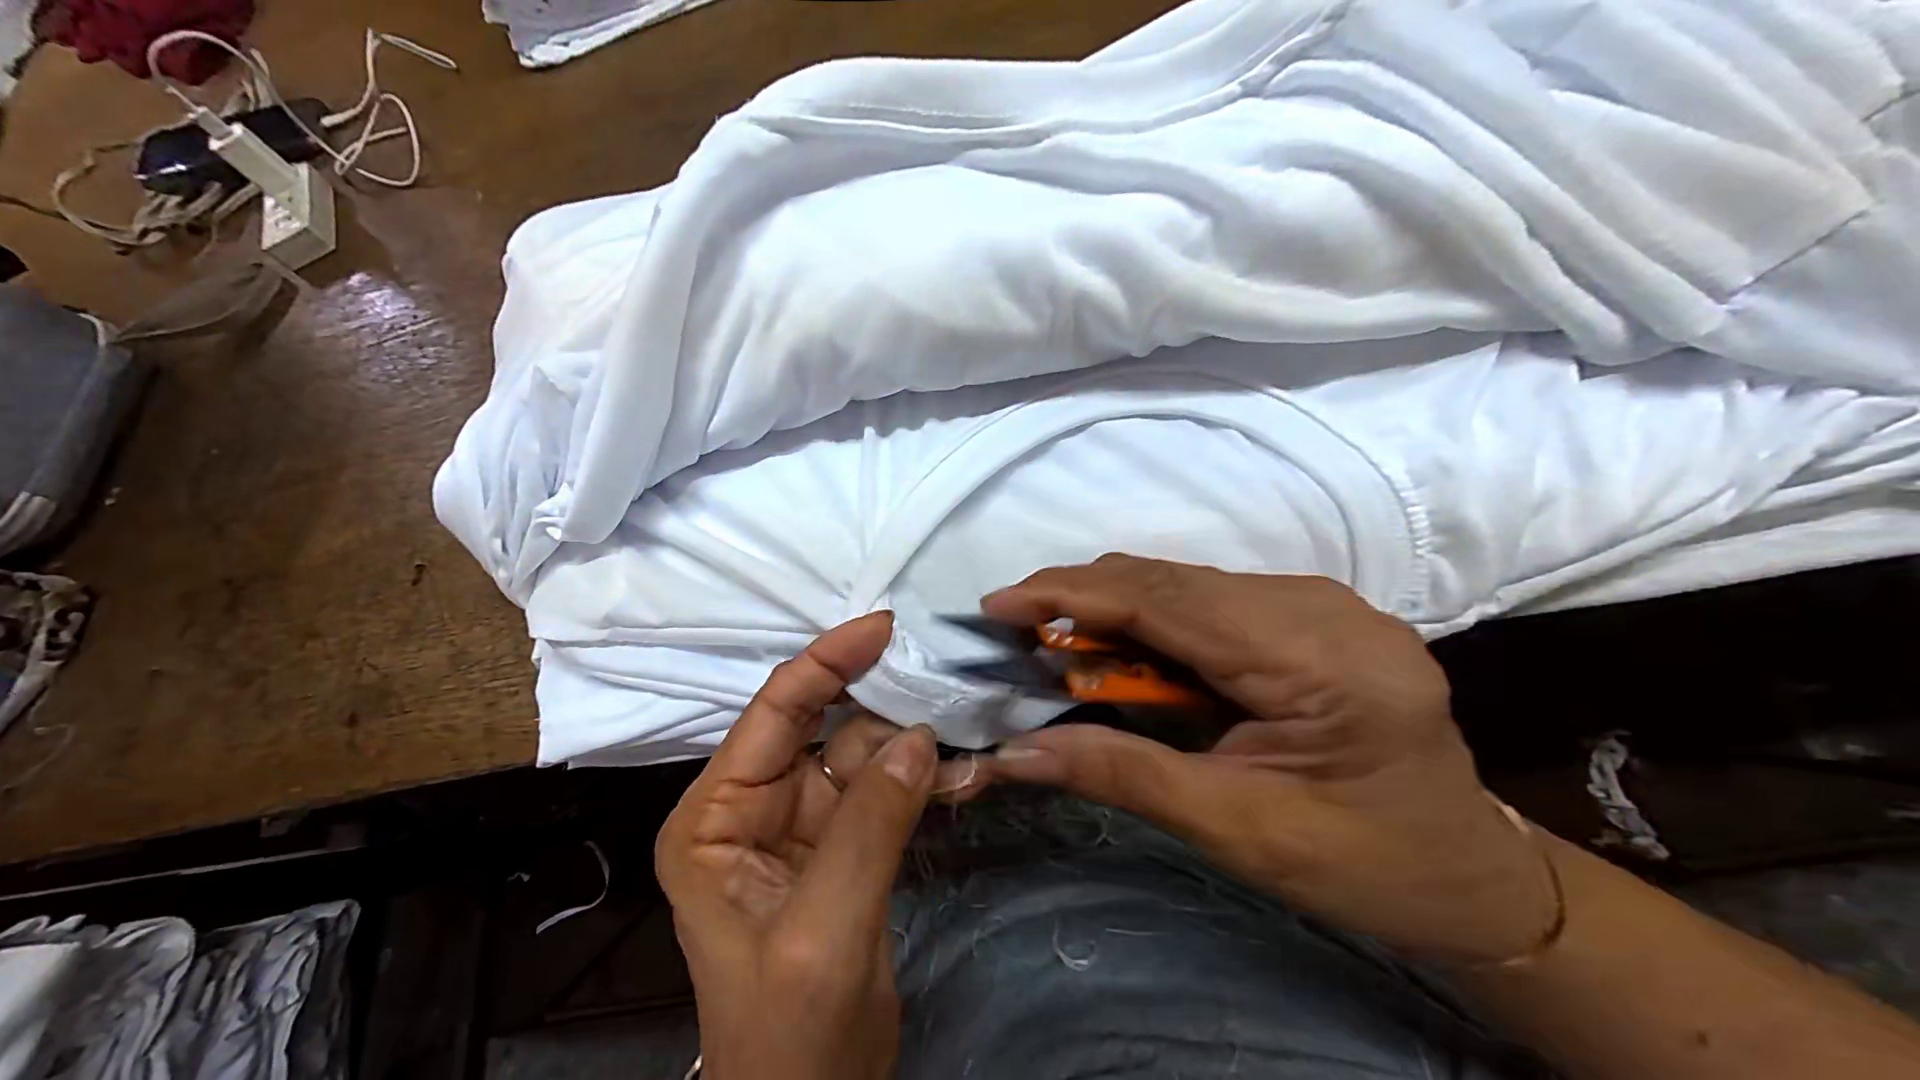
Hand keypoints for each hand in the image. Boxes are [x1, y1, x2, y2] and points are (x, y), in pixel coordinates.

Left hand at [655, 612, 940, 1079]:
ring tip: (967, 735)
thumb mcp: (824, 931)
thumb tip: (919, 736)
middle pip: (823, 726)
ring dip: (912, 746)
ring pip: (862, 756)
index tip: (883, 625)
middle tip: (942, 676)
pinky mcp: (841, 847)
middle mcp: (752, 806)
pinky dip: (921, 781)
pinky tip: (963, 775)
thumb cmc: (788, 1032)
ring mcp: (801, 825)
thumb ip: (867, 827)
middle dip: (881, 703)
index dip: (827, 662)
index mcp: (715, 816)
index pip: (772, 712)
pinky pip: (884, 793)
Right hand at [980, 554, 1557, 967]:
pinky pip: (1212, 599)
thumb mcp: (1237, 830)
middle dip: (1083, 597)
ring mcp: (1323, 603)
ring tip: (1052, 639)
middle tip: (1012, 627)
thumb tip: (1015, 751)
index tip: (998, 604)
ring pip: (1188, 583)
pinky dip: (1152, 617)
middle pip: (1176, 580)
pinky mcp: (1313, 614)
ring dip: (1114, 606)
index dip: (1074, 595)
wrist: (1468, 875)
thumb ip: (1124, 775)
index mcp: (1322, 661)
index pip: (1171, 602)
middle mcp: (1324, 608)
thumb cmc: (1362, 866)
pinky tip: (1120, 647)